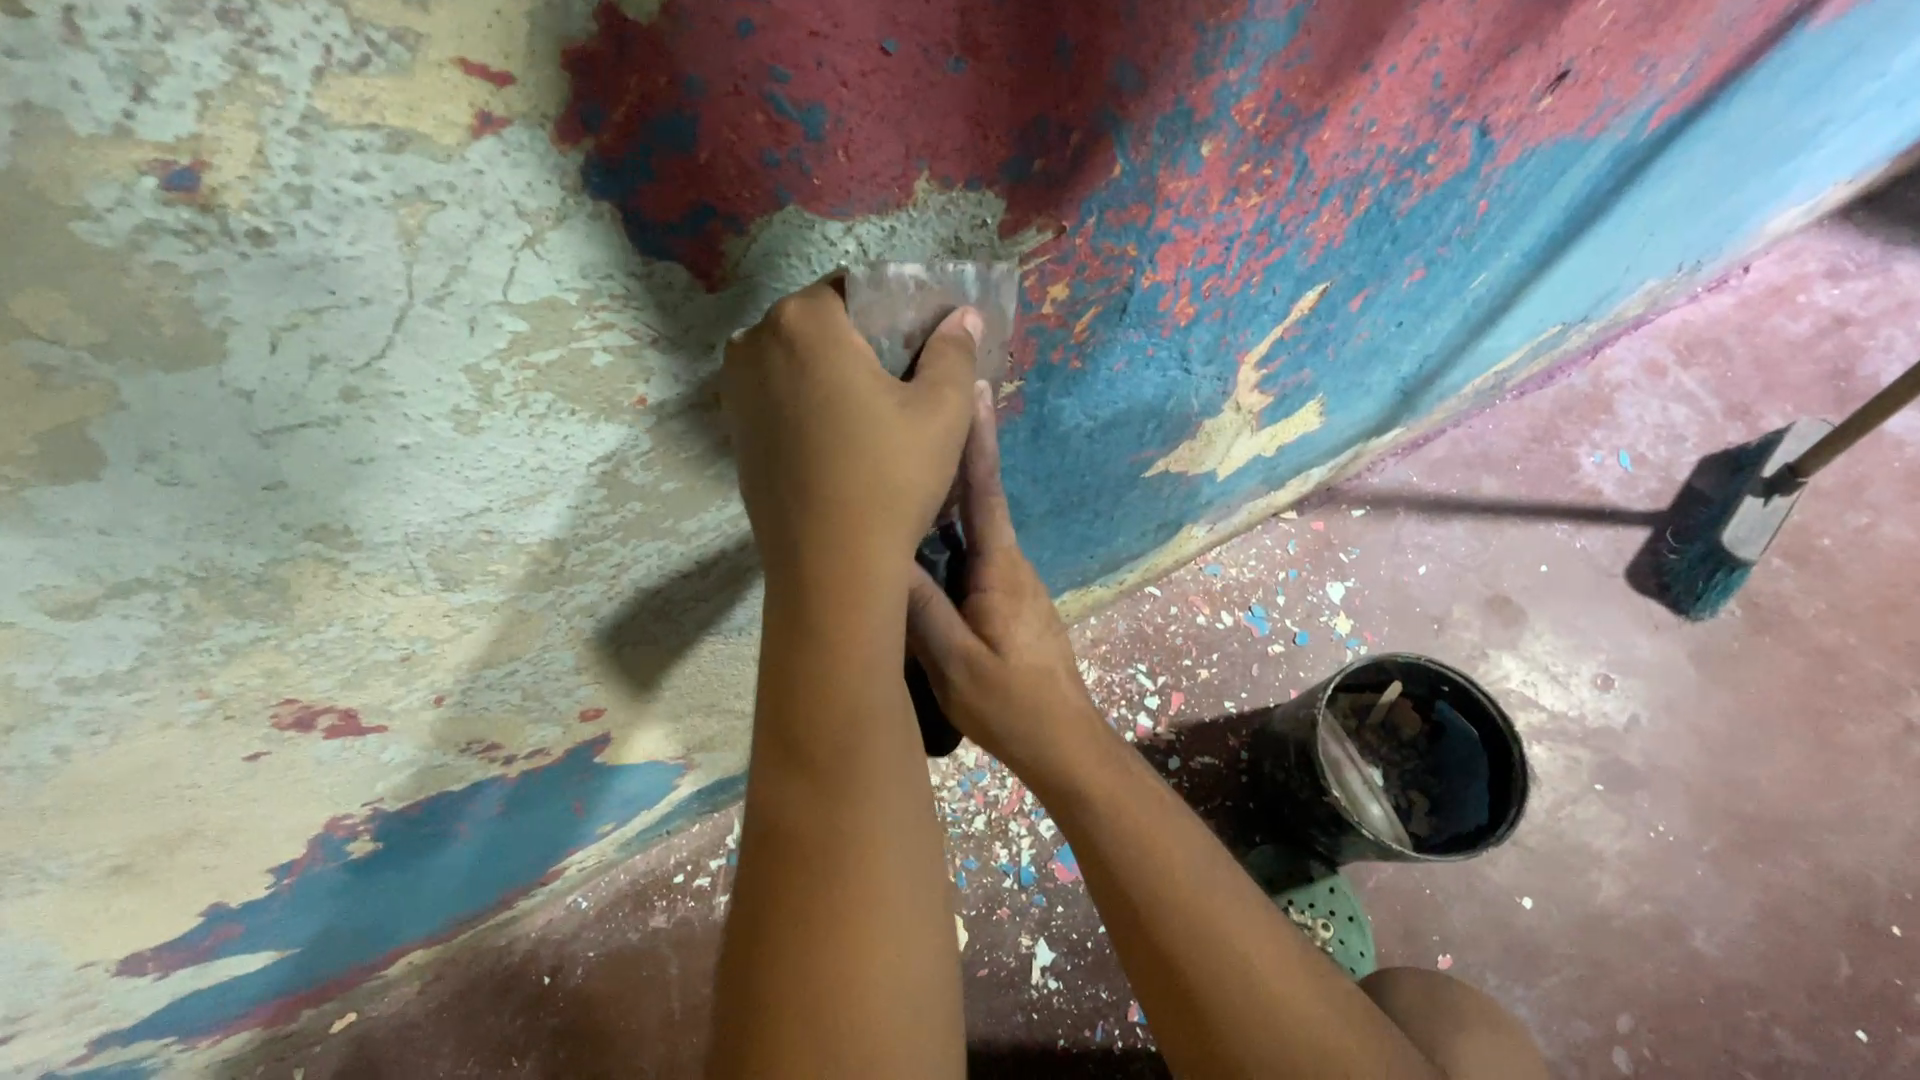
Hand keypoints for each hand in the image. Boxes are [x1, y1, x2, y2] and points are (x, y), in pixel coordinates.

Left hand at [722, 279, 981, 593]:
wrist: (830, 568)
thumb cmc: (891, 478)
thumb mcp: (942, 411)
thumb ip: (955, 351)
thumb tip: (964, 317)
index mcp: (803, 321)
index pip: (856, 289)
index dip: (896, 310)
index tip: (925, 344)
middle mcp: (754, 343)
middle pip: (822, 323)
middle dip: (863, 340)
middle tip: (907, 379)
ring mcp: (736, 391)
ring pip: (798, 361)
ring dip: (834, 373)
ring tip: (877, 412)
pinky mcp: (735, 434)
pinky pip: (780, 397)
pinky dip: (810, 403)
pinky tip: (843, 439)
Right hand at [904, 384, 1109, 775]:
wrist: (1063, 742)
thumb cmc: (1010, 704)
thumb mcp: (954, 662)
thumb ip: (920, 608)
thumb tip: (885, 553)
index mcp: (1001, 568)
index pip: (986, 491)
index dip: (978, 438)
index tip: (973, 386)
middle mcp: (1012, 565)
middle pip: (980, 502)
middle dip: (957, 457)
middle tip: (924, 416)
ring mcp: (1014, 585)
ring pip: (976, 532)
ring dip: (950, 498)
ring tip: (911, 471)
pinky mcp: (1011, 605)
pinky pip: (976, 558)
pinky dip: (952, 537)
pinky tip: (924, 542)